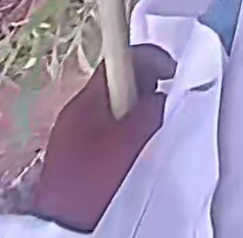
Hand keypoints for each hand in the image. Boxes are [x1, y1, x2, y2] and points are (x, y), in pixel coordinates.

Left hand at [29, 45, 176, 231]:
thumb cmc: (103, 180)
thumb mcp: (140, 133)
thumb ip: (155, 104)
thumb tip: (159, 97)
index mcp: (85, 102)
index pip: (123, 60)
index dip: (153, 60)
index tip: (174, 76)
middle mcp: (72, 120)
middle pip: (119, 91)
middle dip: (146, 99)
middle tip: (166, 117)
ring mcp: (68, 152)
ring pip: (114, 123)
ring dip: (137, 129)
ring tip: (154, 149)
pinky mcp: (69, 182)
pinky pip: (105, 152)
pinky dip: (124, 154)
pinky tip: (135, 174)